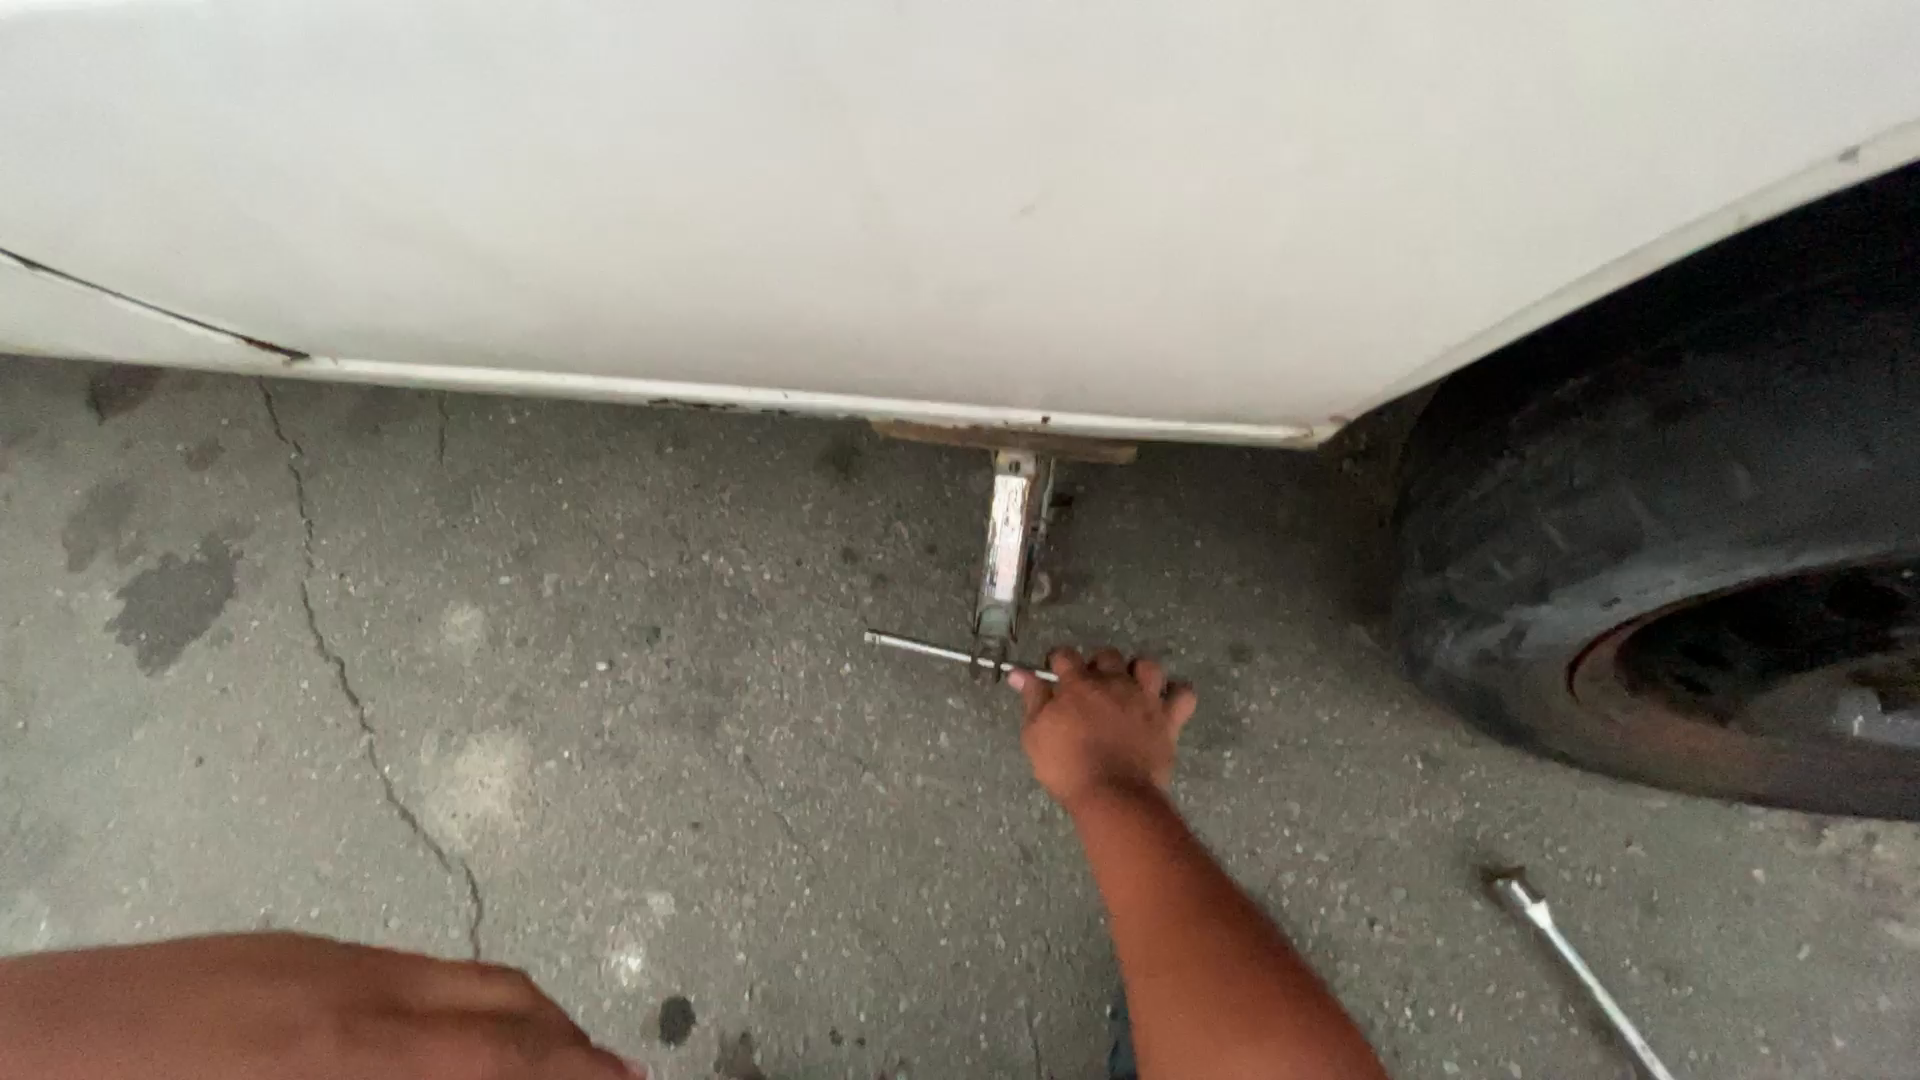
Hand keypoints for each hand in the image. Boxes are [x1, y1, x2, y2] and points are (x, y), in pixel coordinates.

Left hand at [0, 933, 641, 1079]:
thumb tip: (459, 1078)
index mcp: (341, 1055)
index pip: (500, 1054)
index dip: (575, 1067)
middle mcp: (358, 990)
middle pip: (506, 1000)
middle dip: (571, 1038)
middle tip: (615, 1070)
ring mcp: (330, 958)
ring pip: (471, 975)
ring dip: (530, 1014)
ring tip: (559, 1050)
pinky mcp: (298, 949)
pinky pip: (424, 968)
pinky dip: (472, 998)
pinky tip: (460, 1029)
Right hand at [1010, 646, 1197, 811]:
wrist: (1113, 795)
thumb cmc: (1067, 767)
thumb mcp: (1036, 734)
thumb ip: (1032, 699)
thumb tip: (1018, 673)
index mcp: (1078, 684)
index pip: (1065, 655)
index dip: (1058, 660)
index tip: (1054, 672)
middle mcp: (1113, 682)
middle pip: (1108, 656)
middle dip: (1098, 664)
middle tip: (1092, 686)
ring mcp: (1144, 699)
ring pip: (1148, 666)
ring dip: (1138, 671)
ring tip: (1130, 687)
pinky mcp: (1168, 719)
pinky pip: (1184, 695)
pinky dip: (1177, 695)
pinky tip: (1166, 703)